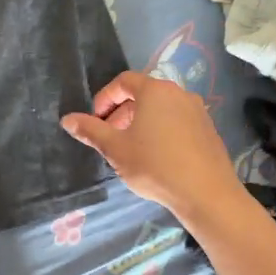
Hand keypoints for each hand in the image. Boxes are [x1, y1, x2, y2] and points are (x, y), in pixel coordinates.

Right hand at [62, 71, 244, 217]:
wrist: (205, 193)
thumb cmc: (154, 165)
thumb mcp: (114, 149)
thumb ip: (90, 130)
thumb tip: (67, 119)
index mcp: (155, 91)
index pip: (124, 81)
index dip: (104, 98)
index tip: (95, 120)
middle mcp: (179, 93)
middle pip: (143, 93)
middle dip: (121, 111)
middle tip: (109, 135)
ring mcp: (197, 111)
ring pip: (161, 108)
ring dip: (141, 121)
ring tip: (131, 147)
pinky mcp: (208, 129)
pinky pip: (177, 121)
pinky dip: (161, 130)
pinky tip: (156, 156)